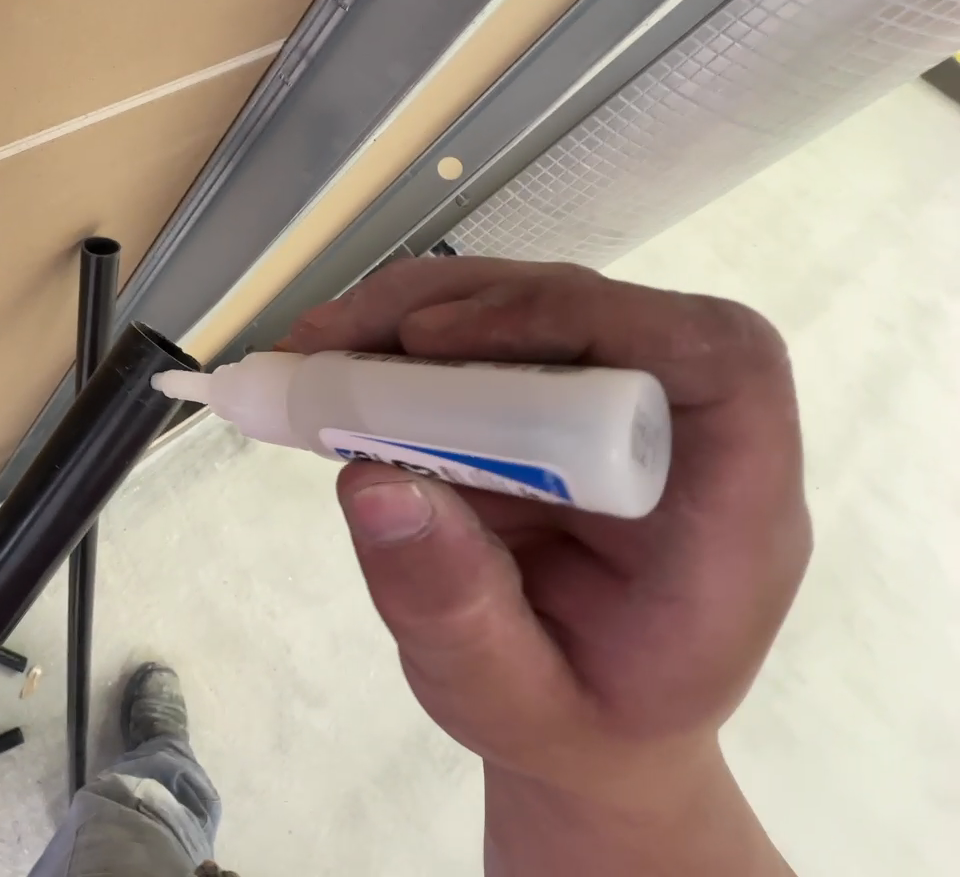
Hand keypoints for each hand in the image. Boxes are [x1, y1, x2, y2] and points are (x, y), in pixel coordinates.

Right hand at [283, 257, 807, 875]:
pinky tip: (329, 367)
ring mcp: (599, 416)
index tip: (430, 344)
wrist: (575, 717)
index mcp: (720, 515)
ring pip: (518, 310)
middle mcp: (670, 439)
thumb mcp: (497, 692)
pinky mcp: (536, 410)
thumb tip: (371, 484)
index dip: (572, 319)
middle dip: (445, 307)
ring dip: (403, 314)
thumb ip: (449, 606)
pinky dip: (393, 343)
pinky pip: (473, 346)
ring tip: (308, 351)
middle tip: (327, 341)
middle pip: (589, 309)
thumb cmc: (563, 720)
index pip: (710, 358)